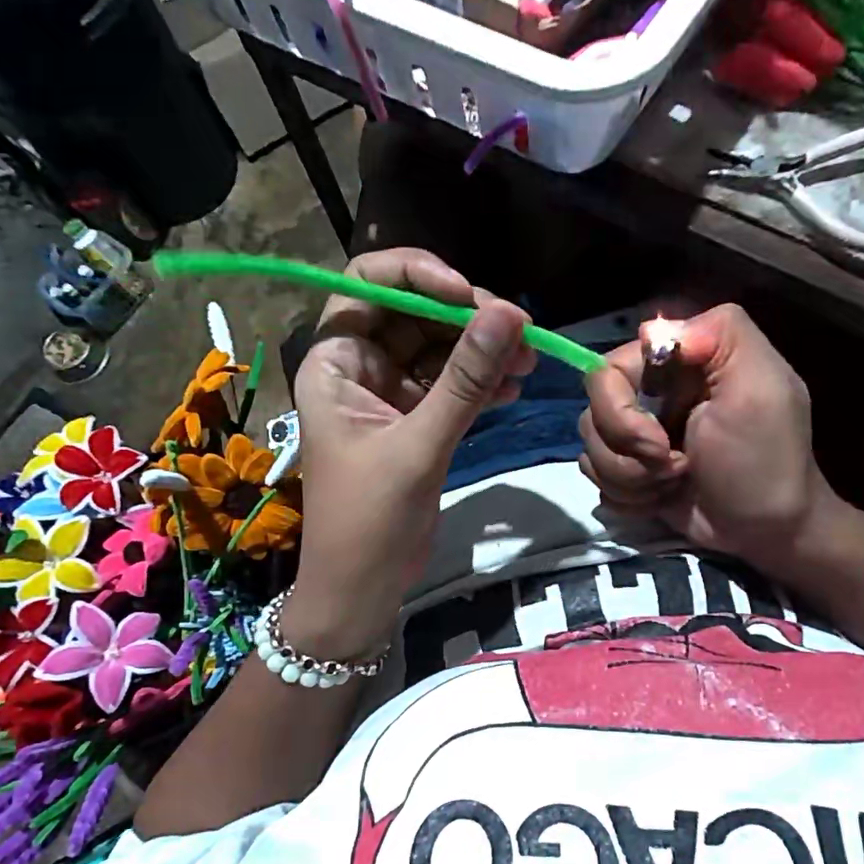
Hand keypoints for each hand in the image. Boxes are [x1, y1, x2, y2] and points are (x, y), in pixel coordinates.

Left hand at [287, 249, 534, 658]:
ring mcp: (390, 396)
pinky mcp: (416, 423)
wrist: (363, 588)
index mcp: (336, 362)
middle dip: (467, 318)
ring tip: (527, 363)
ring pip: (439, 350)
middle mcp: (360, 368)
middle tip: (521, 333)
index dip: (419, 275)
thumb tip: (509, 313)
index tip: (470, 295)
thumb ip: (464, 380)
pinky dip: (481, 384)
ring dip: (482, 351)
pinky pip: (451, 387)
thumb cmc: (371, 520)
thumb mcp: (419, 446)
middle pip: (415, 314)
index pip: (369, 284)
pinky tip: (512, 389)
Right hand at [579, 304, 830, 573]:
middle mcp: (652, 394)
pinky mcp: (631, 472)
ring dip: (630, 479)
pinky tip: (662, 499)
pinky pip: (596, 478)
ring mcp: (638, 436)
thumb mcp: (761, 387)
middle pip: (592, 412)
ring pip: (591, 449)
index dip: (620, 410)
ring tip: (672, 485)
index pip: (608, 370)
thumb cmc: (764, 461)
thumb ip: (722, 333)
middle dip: (627, 452)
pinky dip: (628, 497)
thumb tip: (653, 327)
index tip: (658, 443)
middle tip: (673, 469)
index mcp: (679, 365)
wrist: (765, 531)